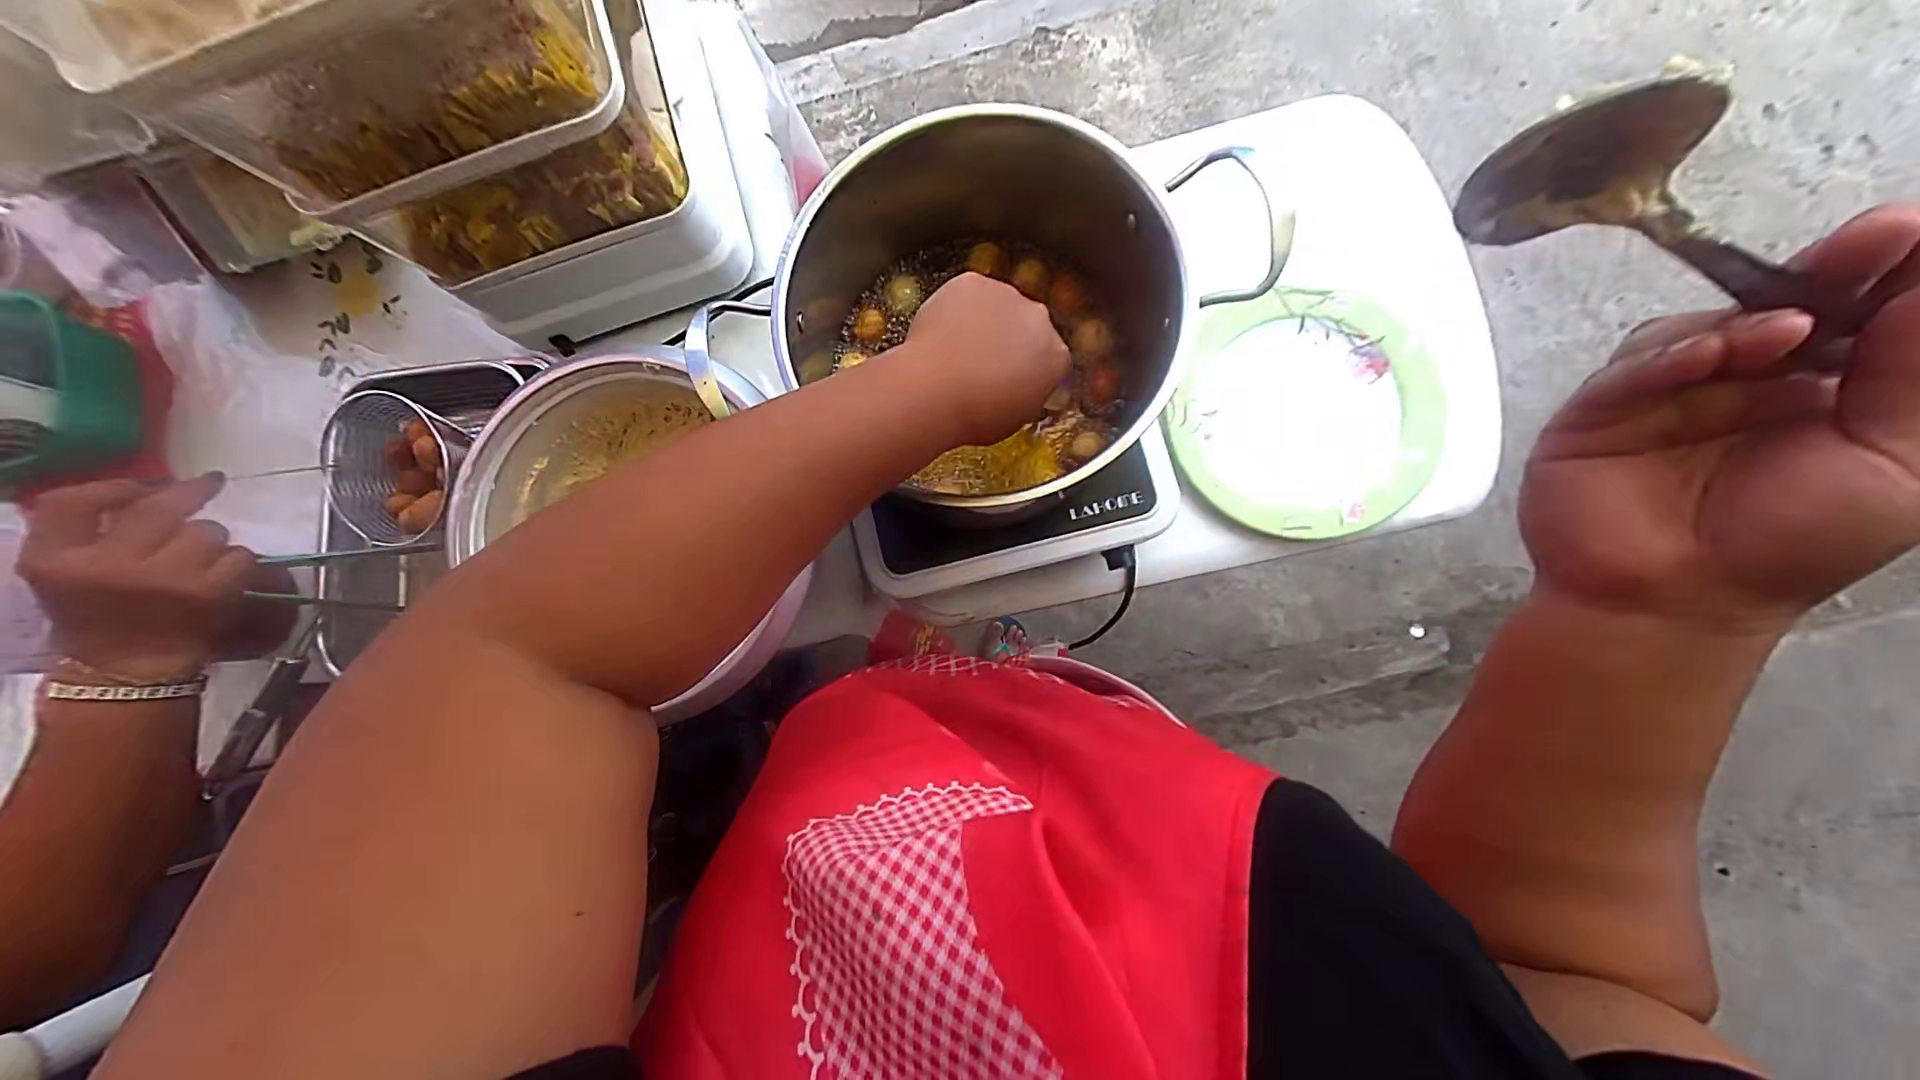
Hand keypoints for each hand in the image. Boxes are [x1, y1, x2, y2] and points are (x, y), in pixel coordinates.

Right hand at [18, 475, 256, 680]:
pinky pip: (240, 555)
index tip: (146, 483)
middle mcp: (108, 565)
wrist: (130, 666)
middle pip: (159, 509)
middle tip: (209, 482)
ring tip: (196, 561)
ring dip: (211, 540)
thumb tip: (143, 487)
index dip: (115, 486)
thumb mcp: (64, 571)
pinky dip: (237, 562)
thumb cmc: (100, 613)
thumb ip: (85, 530)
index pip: (71, 503)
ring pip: (209, 532)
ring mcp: (166, 578)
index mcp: (54, 559)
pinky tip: (220, 577)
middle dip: (191, 492)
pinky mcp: (212, 591)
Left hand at [901, 271, 1071, 444]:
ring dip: (983, 320)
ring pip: (997, 304)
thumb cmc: (974, 416)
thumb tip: (1016, 388)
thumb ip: (1026, 393)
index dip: (1027, 366)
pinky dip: (956, 306)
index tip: (1010, 376)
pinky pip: (967, 292)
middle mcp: (1039, 320)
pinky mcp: (973, 282)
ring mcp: (1006, 296)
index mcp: (1056, 357)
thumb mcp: (1015, 419)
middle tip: (981, 362)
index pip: (1050, 356)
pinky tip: (943, 332)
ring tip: (957, 348)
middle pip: (1027, 325)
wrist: (935, 393)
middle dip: (1008, 338)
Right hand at [1521, 204, 1919, 632]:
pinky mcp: (1595, 415)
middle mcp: (1740, 386)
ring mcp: (1661, 399)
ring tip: (1782, 338)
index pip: (1859, 315)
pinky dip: (1663, 357)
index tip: (1909, 235)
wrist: (1671, 595)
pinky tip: (1703, 360)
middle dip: (1825, 272)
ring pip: (1693, 330)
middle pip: (1775, 306)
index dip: (1892, 271)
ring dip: (1739, 324)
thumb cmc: (1787, 543)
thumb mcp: (1895, 460)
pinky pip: (1626, 370)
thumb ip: (1913, 375)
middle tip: (1868, 243)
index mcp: (1822, 392)